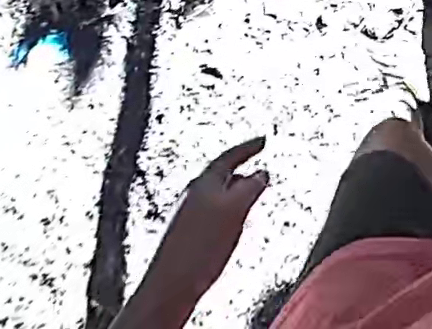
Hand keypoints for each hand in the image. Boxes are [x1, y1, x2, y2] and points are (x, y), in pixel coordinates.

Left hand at [116, 137, 268, 327]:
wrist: (168, 291)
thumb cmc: (200, 246)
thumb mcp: (237, 207)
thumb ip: (253, 185)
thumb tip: (262, 173)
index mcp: (204, 182)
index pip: (231, 156)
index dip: (249, 147)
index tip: (262, 141)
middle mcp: (191, 195)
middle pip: (222, 176)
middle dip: (242, 173)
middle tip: (259, 173)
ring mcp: (184, 217)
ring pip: (216, 196)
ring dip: (234, 196)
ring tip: (249, 201)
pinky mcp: (182, 237)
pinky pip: (210, 215)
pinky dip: (225, 214)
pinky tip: (230, 228)